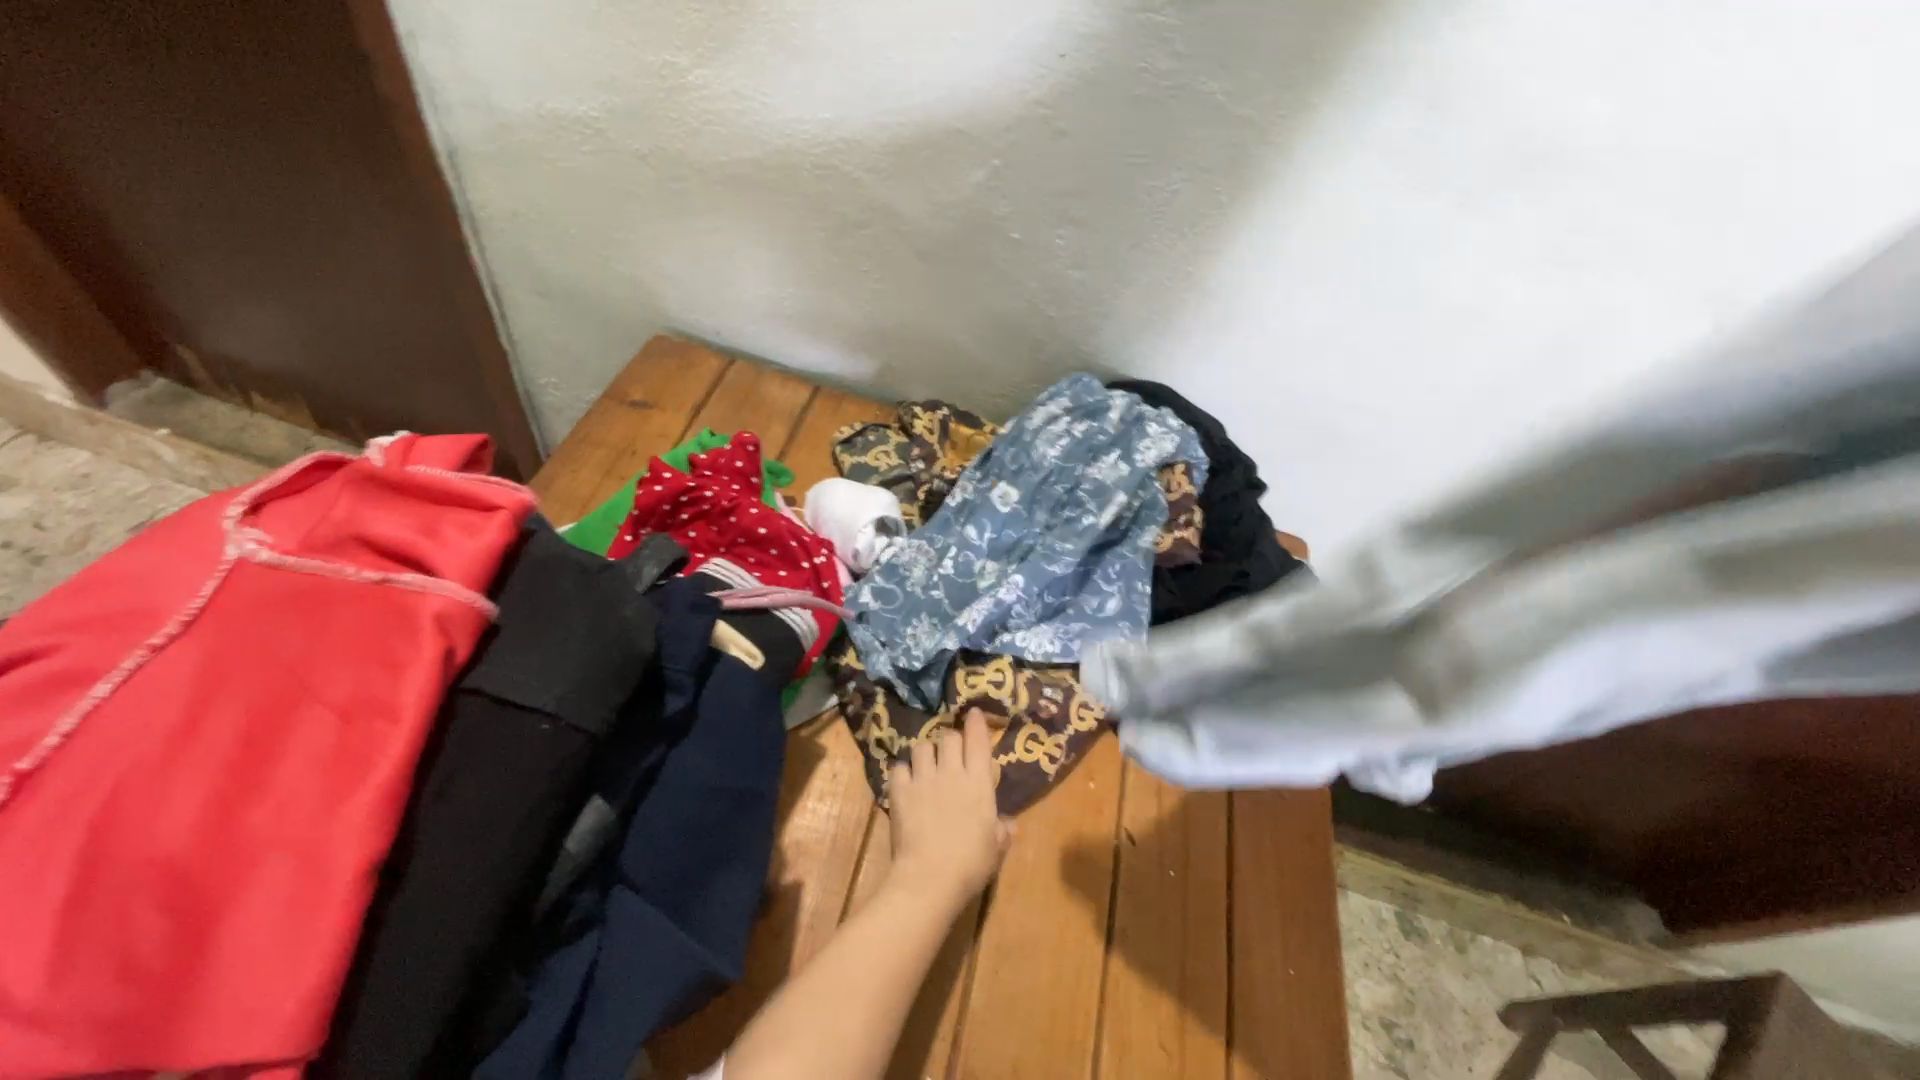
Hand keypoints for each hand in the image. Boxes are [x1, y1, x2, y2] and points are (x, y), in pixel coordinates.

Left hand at [885, 708, 1014, 907]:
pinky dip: (903, 771)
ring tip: (926, 763)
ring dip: (926, 751)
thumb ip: (1003, 830)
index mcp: (978, 783)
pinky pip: (899, 768)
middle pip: (948, 738)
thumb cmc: (971, 864)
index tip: (973, 712)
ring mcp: (922, 779)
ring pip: (921, 747)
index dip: (976, 723)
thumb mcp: (996, 849)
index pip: (978, 741)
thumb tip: (1008, 823)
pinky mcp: (899, 791)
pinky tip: (906, 782)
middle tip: (951, 752)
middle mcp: (951, 773)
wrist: (930, 877)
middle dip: (950, 740)